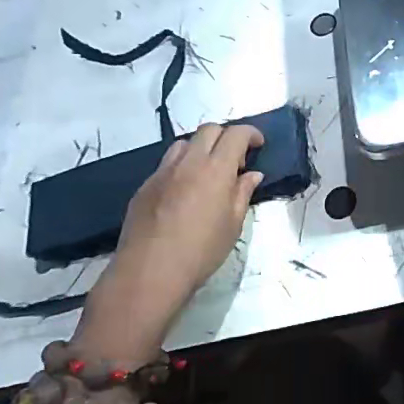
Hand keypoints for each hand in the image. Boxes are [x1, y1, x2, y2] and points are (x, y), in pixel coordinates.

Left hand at [79, 123, 263, 355]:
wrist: (149, 273)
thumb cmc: (201, 251)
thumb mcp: (233, 225)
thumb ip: (242, 193)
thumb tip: (251, 175)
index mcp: (215, 169)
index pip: (235, 134)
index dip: (250, 134)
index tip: (258, 145)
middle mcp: (188, 163)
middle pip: (209, 130)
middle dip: (226, 136)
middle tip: (235, 159)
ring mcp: (162, 173)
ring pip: (184, 144)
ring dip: (201, 148)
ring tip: (208, 172)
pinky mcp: (144, 187)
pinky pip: (166, 164)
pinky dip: (181, 167)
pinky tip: (184, 192)